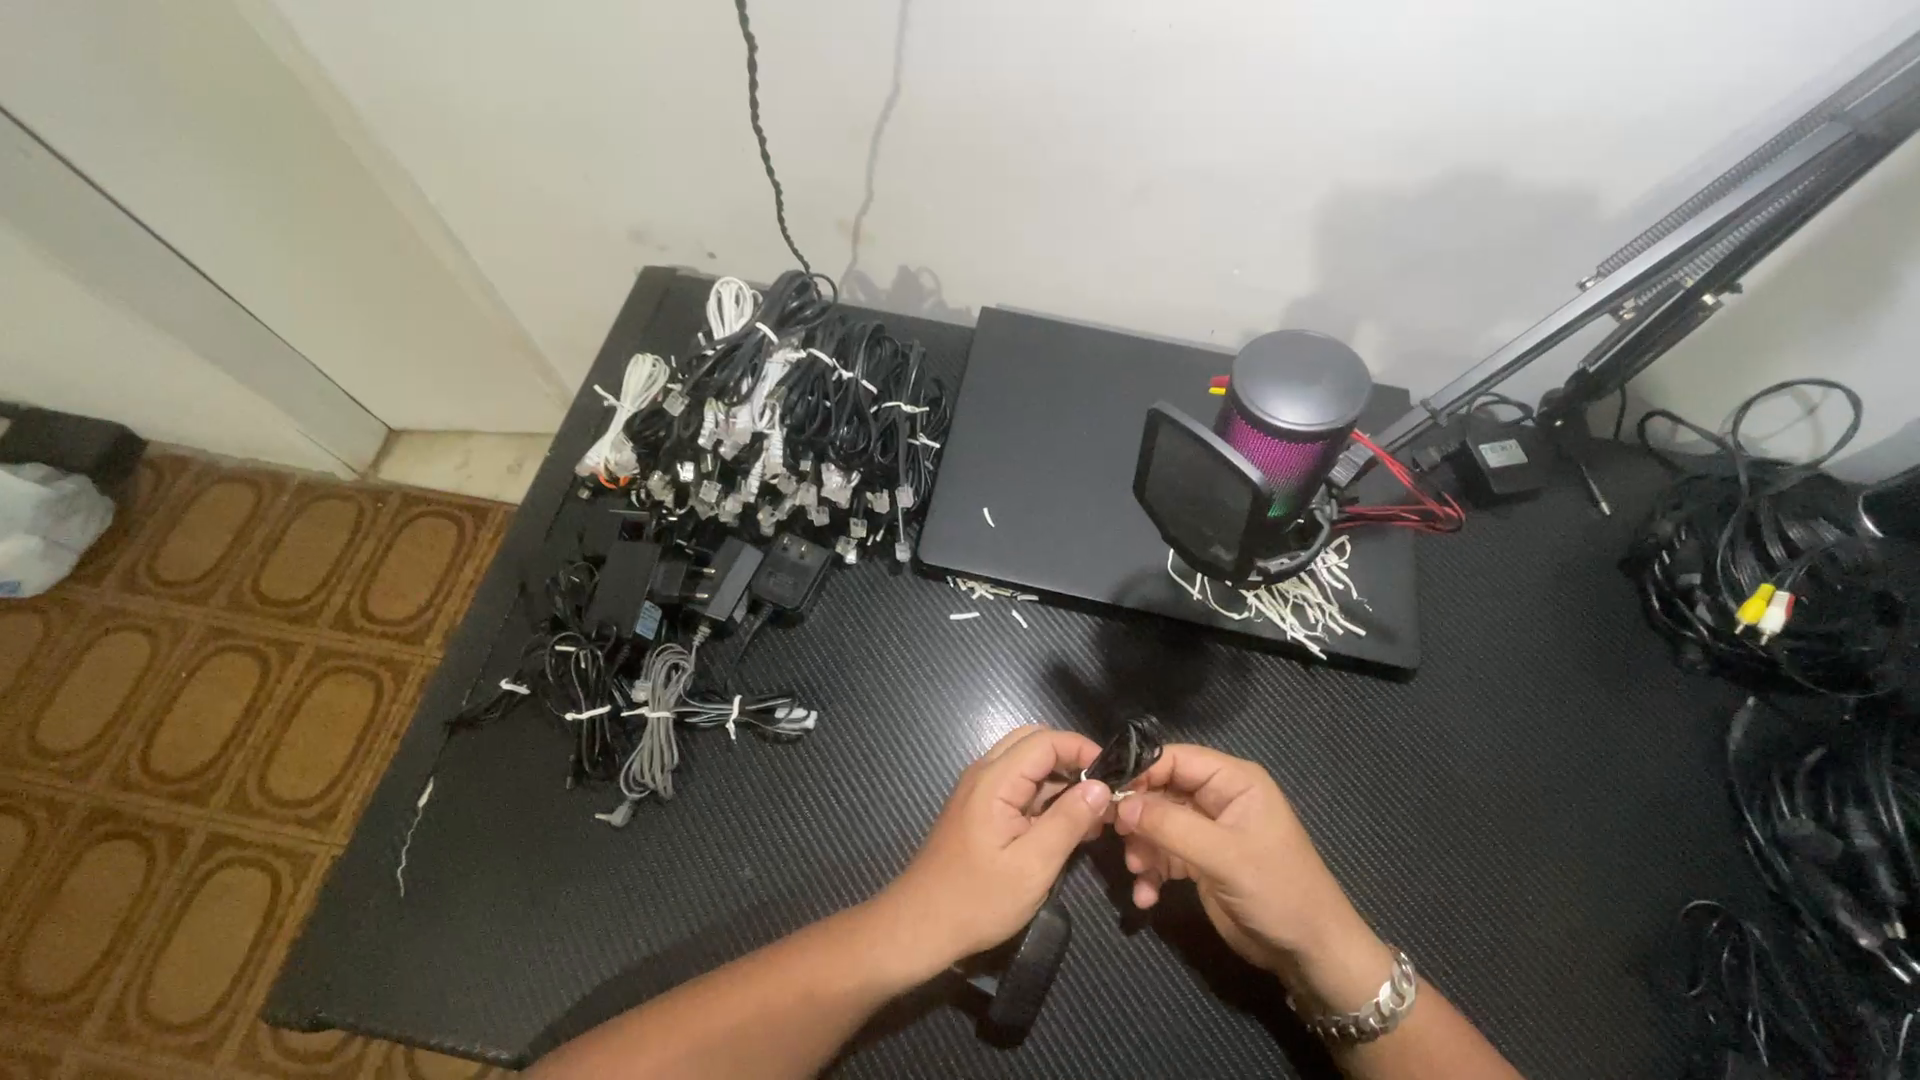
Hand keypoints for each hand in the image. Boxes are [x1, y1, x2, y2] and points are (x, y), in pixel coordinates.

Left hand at [874, 725, 1111, 971]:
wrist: (920, 926)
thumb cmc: (978, 900)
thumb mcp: (1033, 865)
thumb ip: (1068, 821)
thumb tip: (1100, 786)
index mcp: (994, 780)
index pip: (1045, 740)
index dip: (1083, 749)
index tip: (1115, 777)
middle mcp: (984, 774)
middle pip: (1034, 743)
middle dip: (1072, 760)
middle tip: (1102, 793)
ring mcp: (979, 791)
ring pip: (1026, 764)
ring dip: (1060, 780)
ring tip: (1092, 815)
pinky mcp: (980, 810)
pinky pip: (1017, 786)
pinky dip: (1045, 797)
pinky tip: (1068, 827)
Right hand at [1113, 743, 1391, 1009]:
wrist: (1309, 953)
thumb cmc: (1278, 891)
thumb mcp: (1224, 856)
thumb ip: (1170, 826)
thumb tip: (1120, 804)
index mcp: (1233, 781)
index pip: (1175, 758)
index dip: (1140, 772)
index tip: (1108, 795)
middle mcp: (1218, 798)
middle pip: (1160, 791)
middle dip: (1138, 816)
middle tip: (1119, 838)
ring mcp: (1207, 831)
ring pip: (1156, 824)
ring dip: (1142, 848)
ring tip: (1139, 872)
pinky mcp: (1200, 862)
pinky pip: (1163, 855)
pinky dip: (1151, 873)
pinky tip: (1146, 897)